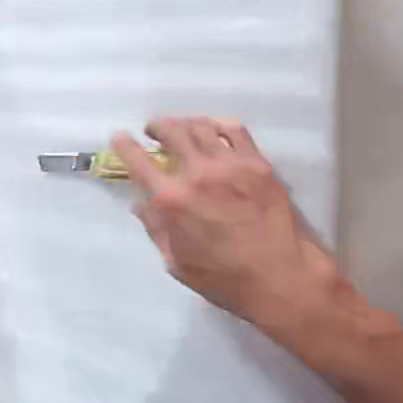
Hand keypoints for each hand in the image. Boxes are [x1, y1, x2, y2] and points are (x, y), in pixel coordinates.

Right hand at [112, 118, 342, 334]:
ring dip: (184, 123)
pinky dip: (218, 124)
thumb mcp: (178, 263)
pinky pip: (234, 130)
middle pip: (171, 131)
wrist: (283, 277)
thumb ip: (155, 229)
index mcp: (172, 201)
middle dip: (156, 126)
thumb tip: (139, 204)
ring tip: (181, 128)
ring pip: (200, 126)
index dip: (124, 144)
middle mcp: (197, 174)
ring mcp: (229, 164)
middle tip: (153, 130)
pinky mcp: (256, 163)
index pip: (138, 161)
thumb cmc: (226, 279)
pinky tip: (214, 130)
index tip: (120, 137)